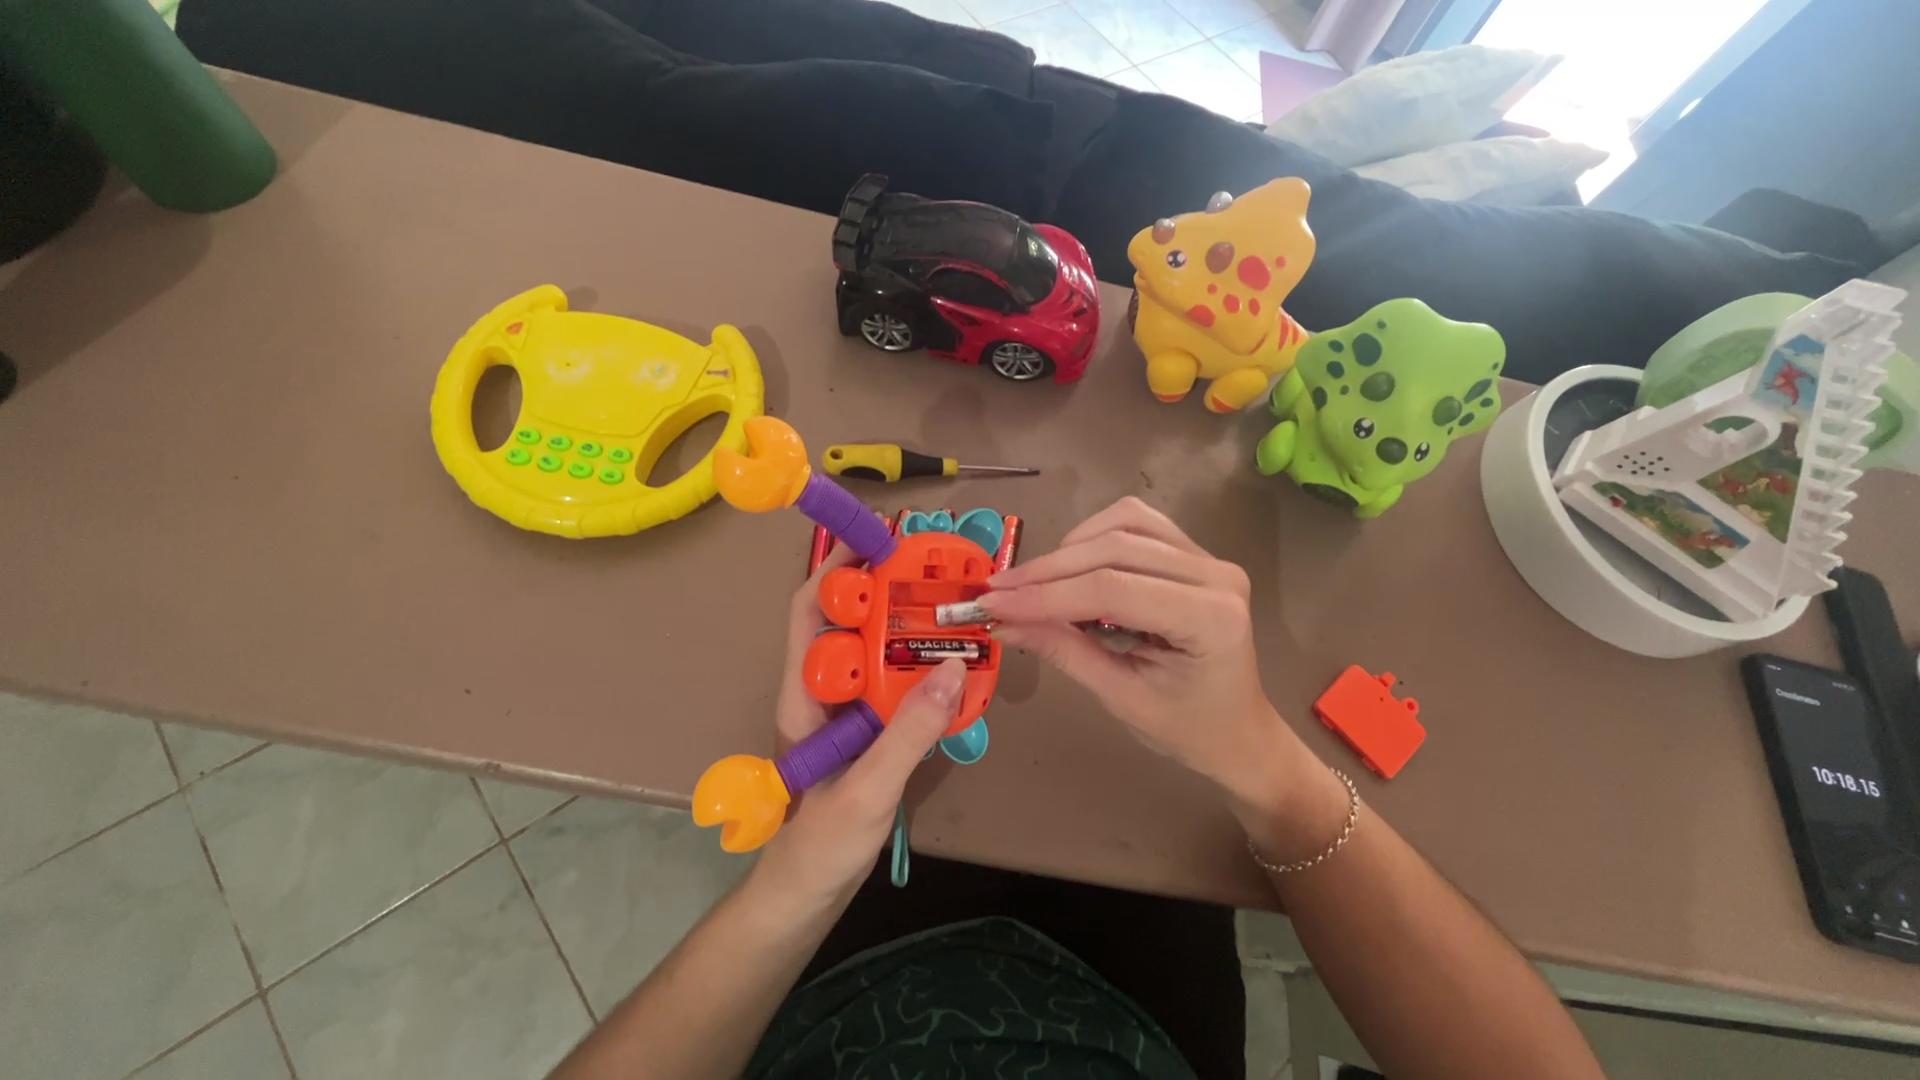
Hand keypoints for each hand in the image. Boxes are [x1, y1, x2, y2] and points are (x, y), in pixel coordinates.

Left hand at [751, 546, 962, 910]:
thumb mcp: (867, 788)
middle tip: (935, 568)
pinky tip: (957, 669)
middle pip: (848, 623)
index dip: (838, 570)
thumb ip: (908, 732)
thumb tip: (956, 667)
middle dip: (884, 589)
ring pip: (874, 654)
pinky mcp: (868, 733)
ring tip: (954, 607)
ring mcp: (847, 713)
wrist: (806, 896)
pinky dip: (922, 670)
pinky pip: (895, 688)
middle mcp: (823, 693)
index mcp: (804, 694)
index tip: (879, 540)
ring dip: (908, 627)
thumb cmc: (819, 845)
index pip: (810, 612)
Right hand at [980, 498, 1317, 809]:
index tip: (992, 605)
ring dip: (1071, 547)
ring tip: (1034, 582)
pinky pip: (1138, 524)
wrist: (1240, 733)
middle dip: (1048, 570)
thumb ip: (1064, 652)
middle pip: (1115, 548)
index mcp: (1209, 618)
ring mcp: (1210, 558)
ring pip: (1125, 523)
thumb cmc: (1188, 729)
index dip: (1045, 594)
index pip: (1111, 589)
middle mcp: (1216, 575)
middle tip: (998, 593)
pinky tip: (1072, 565)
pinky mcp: (1197, 554)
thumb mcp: (1122, 697)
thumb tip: (1003, 621)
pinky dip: (1096, 536)